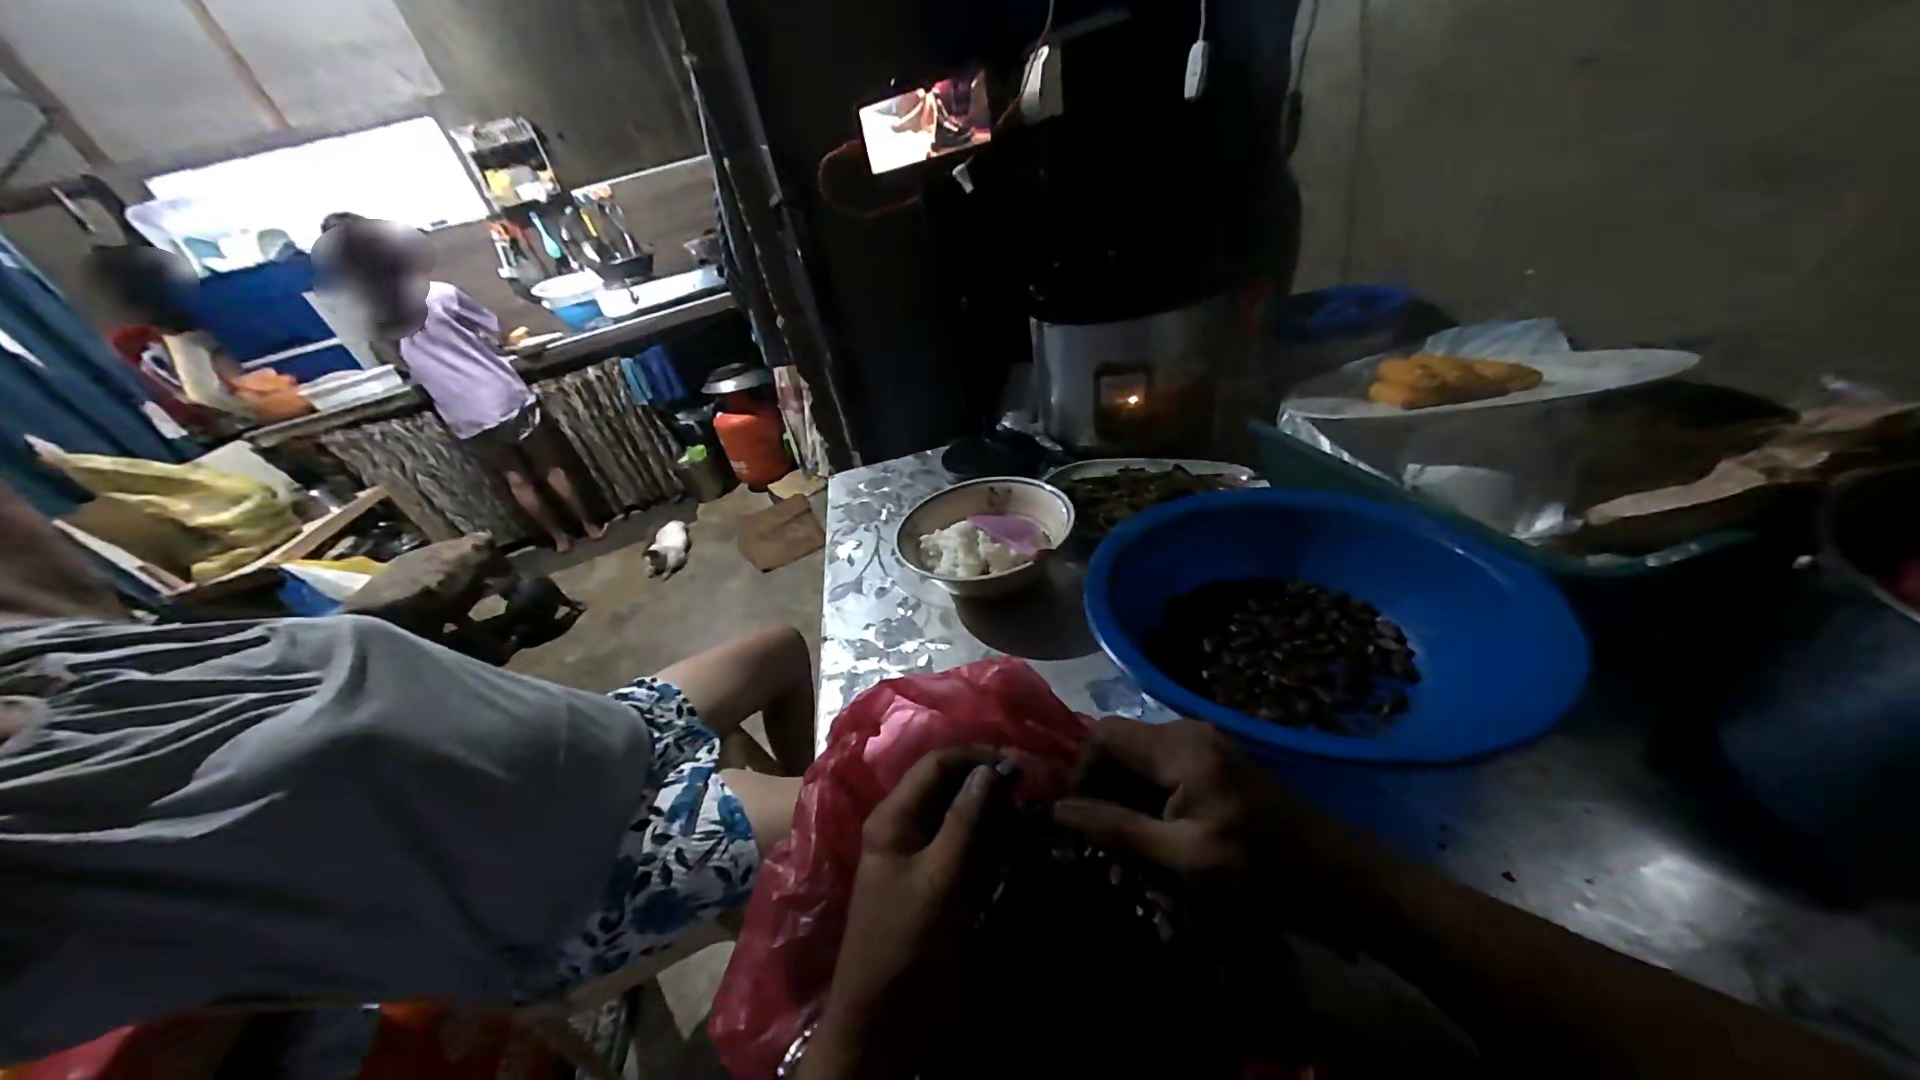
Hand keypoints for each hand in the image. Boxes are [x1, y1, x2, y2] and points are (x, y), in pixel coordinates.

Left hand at [800, 747, 1008, 1079]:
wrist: (880, 1014)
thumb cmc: (906, 940)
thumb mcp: (940, 877)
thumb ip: (965, 820)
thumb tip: (991, 769)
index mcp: (894, 814)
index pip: (937, 763)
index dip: (977, 757)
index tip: (1019, 765)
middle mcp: (902, 821)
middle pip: (946, 783)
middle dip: (986, 782)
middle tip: (1028, 792)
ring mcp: (915, 848)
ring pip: (955, 810)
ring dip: (989, 808)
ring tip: (1025, 816)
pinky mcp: (928, 873)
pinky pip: (958, 839)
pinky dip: (984, 835)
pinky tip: (1011, 841)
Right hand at [1053, 718, 1297, 896]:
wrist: (1333, 872)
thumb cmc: (1258, 867)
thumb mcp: (1182, 856)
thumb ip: (1117, 828)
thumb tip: (1058, 810)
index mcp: (1179, 747)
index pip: (1103, 734)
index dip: (1080, 770)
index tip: (1077, 815)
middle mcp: (1185, 731)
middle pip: (1118, 745)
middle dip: (1100, 790)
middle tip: (1098, 840)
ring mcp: (1201, 743)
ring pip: (1136, 758)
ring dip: (1122, 799)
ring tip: (1123, 849)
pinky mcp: (1211, 759)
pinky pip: (1160, 768)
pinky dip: (1146, 798)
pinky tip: (1151, 837)